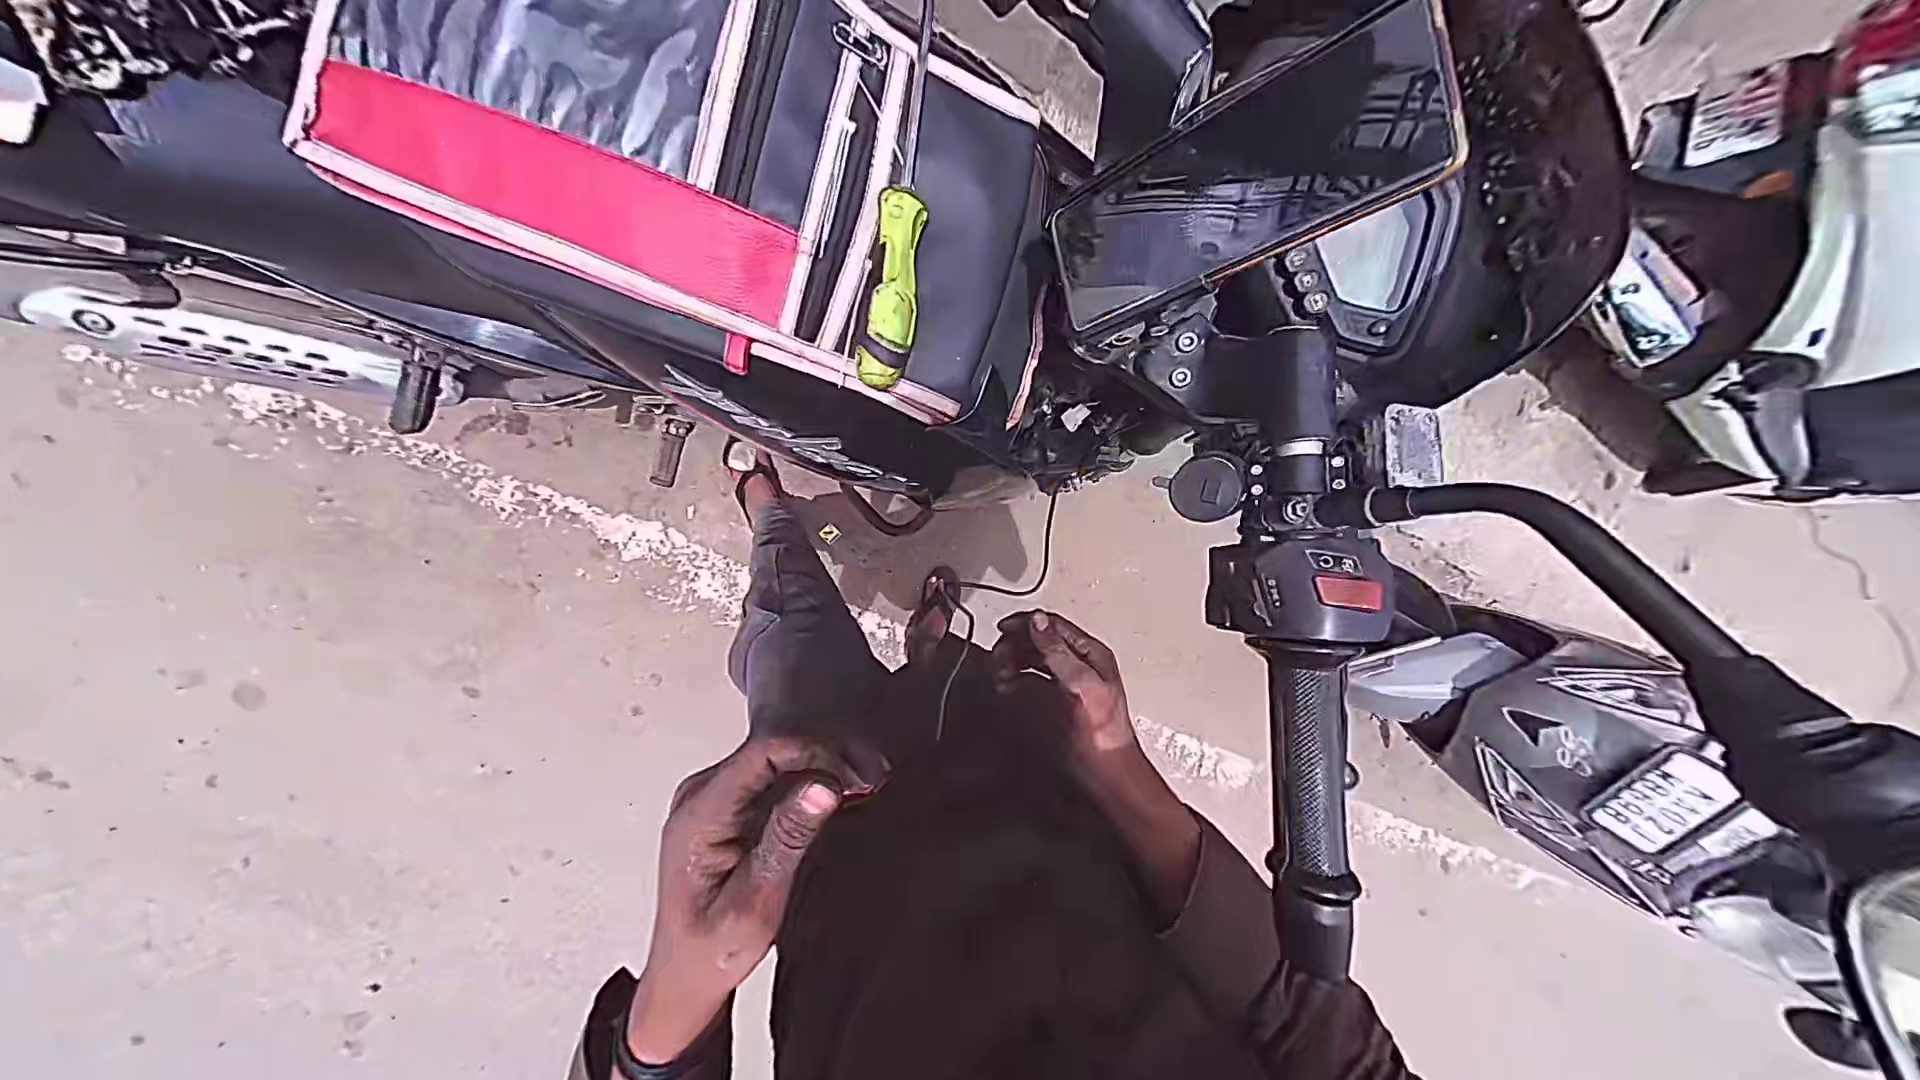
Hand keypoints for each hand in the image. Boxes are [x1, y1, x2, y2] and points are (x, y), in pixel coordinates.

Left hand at [626, 736, 884, 1063]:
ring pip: (781, 759)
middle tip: (873, 776)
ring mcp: (717, 795)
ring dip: (826, 767)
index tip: (855, 771)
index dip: (815, 752)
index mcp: (699, 814)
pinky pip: (778, 775)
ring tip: (867, 783)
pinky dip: (815, 780)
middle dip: (828, 757)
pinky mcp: (733, 803)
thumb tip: (823, 786)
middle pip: (774, 749)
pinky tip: (845, 793)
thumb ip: (787, 840)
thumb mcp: (755, 903)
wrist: (684, 978)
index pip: (762, 753)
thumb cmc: (710, 951)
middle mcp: (703, 793)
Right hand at [992, 610, 1140, 762]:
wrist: (1106, 768)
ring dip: (1013, 660)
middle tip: (999, 655)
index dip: (1027, 623)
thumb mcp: (1081, 683)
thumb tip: (1039, 623)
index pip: (1053, 625)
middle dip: (1015, 643)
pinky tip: (1007, 684)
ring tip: (1000, 671)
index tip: (1004, 629)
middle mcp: (1080, 662)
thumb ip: (1058, 652)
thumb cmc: (1104, 730)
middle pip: (1041, 639)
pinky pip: (1032, 677)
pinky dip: (1016, 676)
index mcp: (1090, 653)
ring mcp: (1068, 680)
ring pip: (1034, 657)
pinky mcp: (1058, 698)